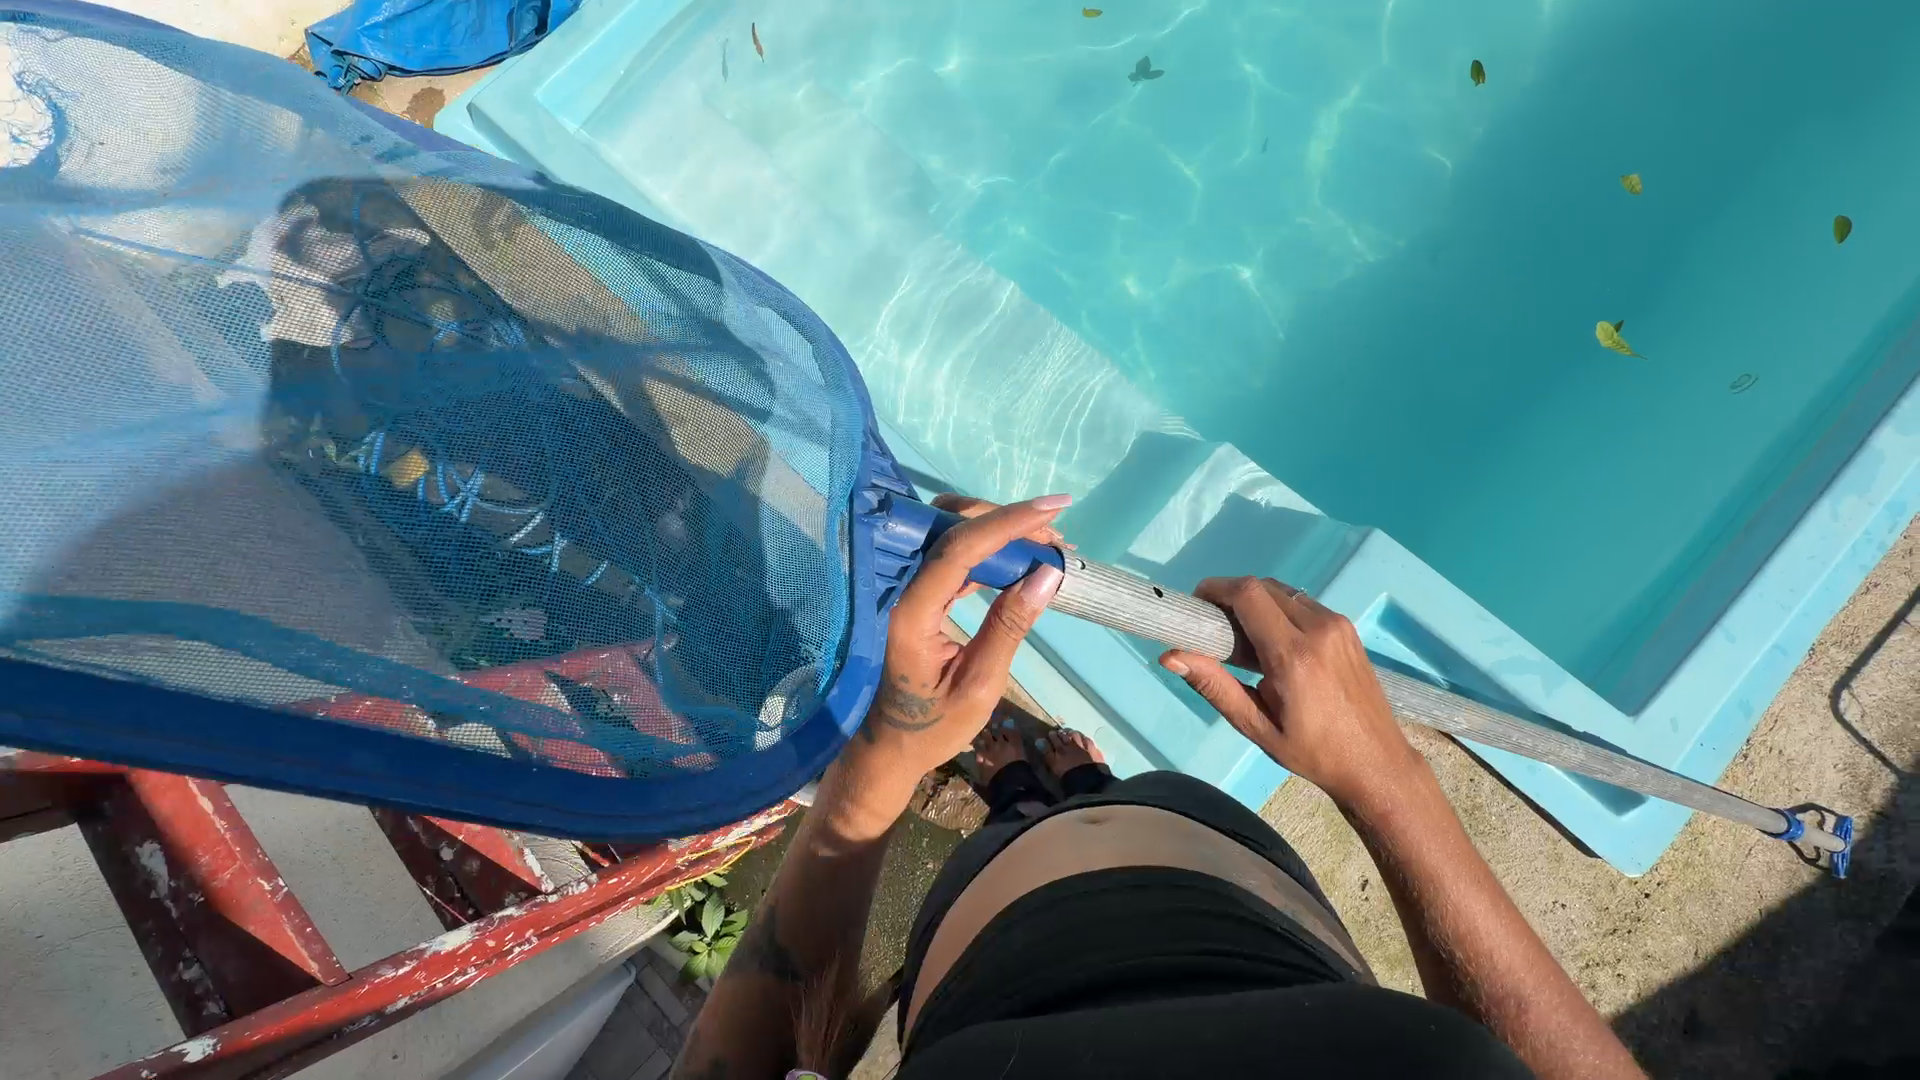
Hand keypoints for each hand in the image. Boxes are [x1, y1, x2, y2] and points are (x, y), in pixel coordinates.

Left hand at [844, 494, 1067, 792]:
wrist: (889, 745)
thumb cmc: (932, 727)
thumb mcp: (980, 685)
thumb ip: (1009, 627)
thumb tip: (1045, 574)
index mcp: (912, 613)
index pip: (959, 548)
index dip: (1007, 522)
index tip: (1053, 508)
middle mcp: (904, 591)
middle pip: (951, 527)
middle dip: (1005, 520)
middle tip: (1056, 535)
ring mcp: (909, 590)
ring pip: (952, 534)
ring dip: (999, 530)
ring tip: (1046, 543)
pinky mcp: (919, 594)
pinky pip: (954, 555)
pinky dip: (989, 549)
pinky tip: (1021, 559)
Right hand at [1158, 577, 1423, 812]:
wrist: (1377, 764)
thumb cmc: (1312, 752)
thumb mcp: (1256, 726)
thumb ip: (1214, 686)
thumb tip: (1170, 657)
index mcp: (1294, 655)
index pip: (1248, 594)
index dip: (1216, 589)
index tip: (1195, 605)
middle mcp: (1319, 629)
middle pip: (1262, 586)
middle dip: (1230, 595)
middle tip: (1212, 626)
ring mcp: (1338, 625)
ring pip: (1282, 592)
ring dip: (1254, 602)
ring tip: (1240, 637)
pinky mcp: (1347, 628)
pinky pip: (1301, 603)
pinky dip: (1277, 610)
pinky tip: (1270, 642)